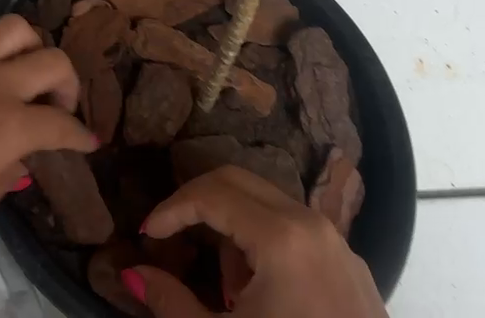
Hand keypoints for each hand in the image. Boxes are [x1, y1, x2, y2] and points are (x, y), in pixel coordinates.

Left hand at [0, 11, 97, 244]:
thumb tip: (18, 161)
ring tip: (26, 68)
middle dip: (68, 82)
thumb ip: (3, 180)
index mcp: (8, 128)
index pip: (61, 125)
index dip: (81, 136)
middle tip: (59, 105)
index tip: (88, 142)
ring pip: (12, 28)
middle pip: (51, 61)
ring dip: (30, 45)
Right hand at [126, 166, 387, 317]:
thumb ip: (170, 303)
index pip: (211, 193)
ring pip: (268, 203)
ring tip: (226, 288)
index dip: (171, 209)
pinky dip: (266, 243)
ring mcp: (337, 242)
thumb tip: (132, 273)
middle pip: (238, 181)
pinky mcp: (352, 265)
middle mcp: (311, 223)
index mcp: (280, 237)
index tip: (146, 235)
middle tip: (171, 237)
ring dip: (233, 227)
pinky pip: (297, 229)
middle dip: (197, 205)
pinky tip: (263, 296)